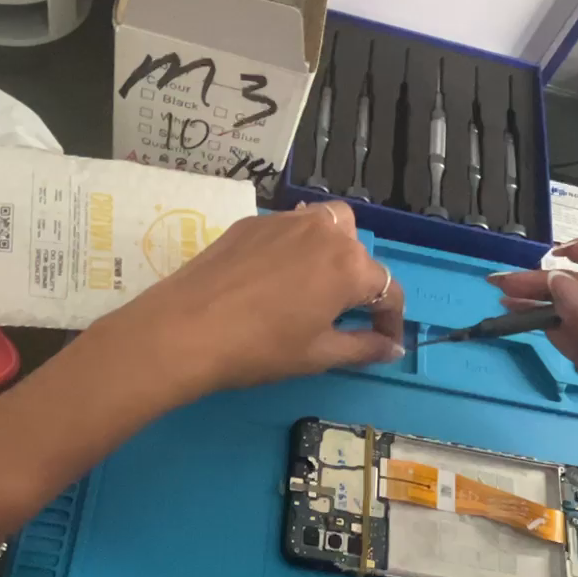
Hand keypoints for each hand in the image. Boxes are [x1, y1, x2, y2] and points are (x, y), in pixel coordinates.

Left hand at [92, 200, 404, 399]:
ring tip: (312, 286)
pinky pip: (288, 227)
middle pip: (357, 250)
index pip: (388, 290)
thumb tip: (392, 347)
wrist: (185, 329)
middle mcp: (325, 232)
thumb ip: (362, 348)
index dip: (391, 320)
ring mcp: (286, 221)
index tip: (385, 341)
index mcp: (350, 267)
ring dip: (331, 251)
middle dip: (359, 280)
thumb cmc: (259, 348)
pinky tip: (273, 277)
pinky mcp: (251, 223)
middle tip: (340, 313)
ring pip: (325, 225)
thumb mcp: (317, 355)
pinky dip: (295, 246)